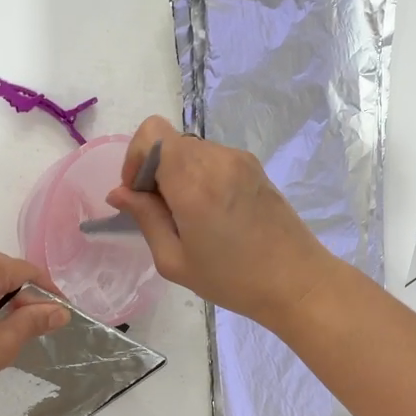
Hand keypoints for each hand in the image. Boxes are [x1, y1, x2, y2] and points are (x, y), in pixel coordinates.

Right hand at [105, 116, 336, 326]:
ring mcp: (239, 160)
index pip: (152, 133)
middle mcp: (217, 159)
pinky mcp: (253, 167)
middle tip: (161, 215)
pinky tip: (210, 215)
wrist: (296, 282)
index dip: (135, 158)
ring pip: (190, 151)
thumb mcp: (174, 260)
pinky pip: (212, 160)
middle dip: (154, 172)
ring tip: (187, 219)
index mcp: (193, 182)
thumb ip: (145, 219)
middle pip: (169, 143)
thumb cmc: (231, 280)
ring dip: (177, 176)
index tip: (138, 194)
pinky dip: (199, 178)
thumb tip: (119, 193)